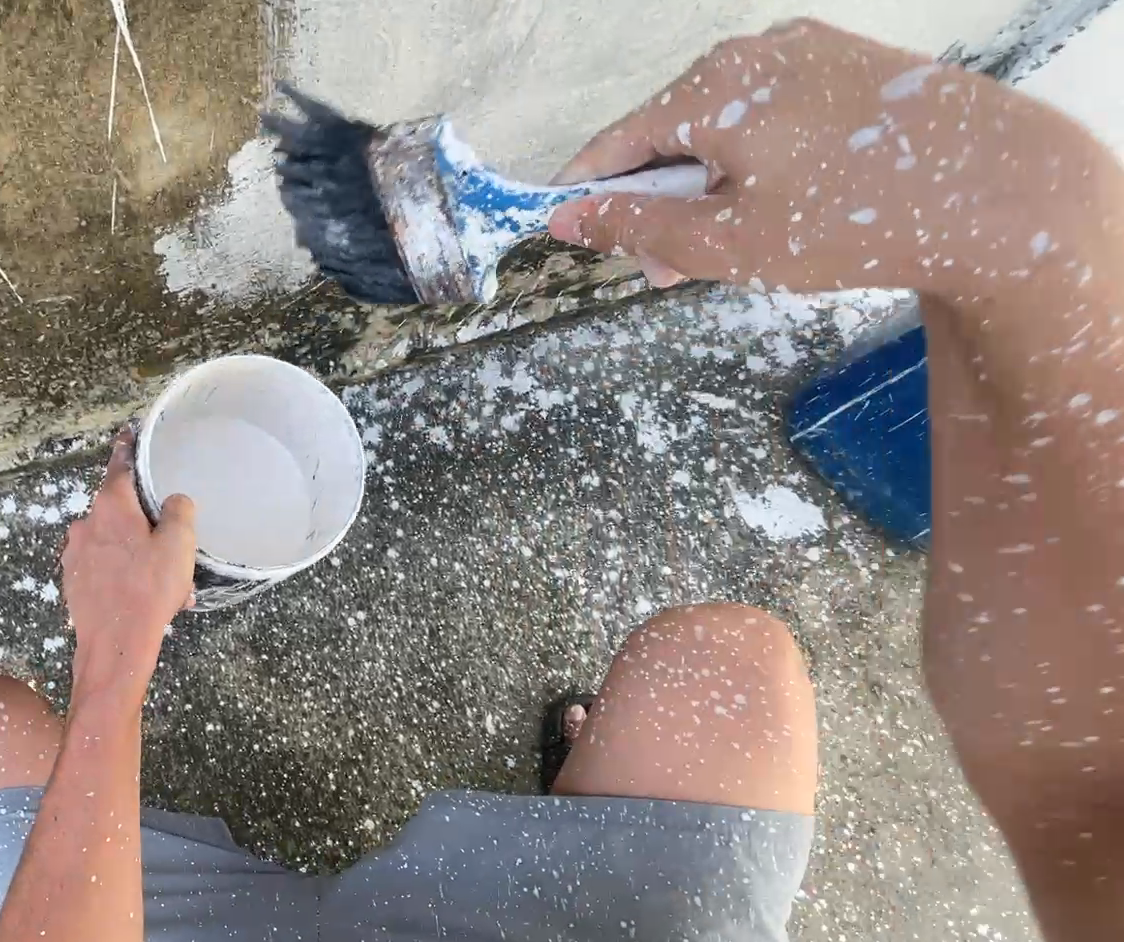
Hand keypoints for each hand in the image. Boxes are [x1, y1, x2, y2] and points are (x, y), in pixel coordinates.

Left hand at [60, 430, 196, 650]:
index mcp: (110, 506)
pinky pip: (102, 565)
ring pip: (112, 541)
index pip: (120, 465)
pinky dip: (121, 572)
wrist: (114, 644)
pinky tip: (141, 595)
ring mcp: (74, 553)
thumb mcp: (179, 545)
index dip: (127, 448)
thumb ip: (179, 512)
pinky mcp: (72, 579)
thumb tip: (173, 502)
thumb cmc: (149, 589)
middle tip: (169, 544)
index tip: (128, 433)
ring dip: (135, 552)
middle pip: (118, 509)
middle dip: (142, 522)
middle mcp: (86, 523)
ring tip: (162, 581)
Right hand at [545, 19, 1107, 297]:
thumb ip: (630, 226)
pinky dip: (740, 164)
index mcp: (713, 88)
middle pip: (662, 136)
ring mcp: (805, 50)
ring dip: (695, 191)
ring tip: (716, 248)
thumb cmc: (841, 225)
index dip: (581, 193)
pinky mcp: (844, 64)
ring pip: (710, 128)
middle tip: (663, 269)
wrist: (1001, 198)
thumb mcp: (716, 242)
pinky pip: (759, 116)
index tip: (563, 233)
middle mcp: (754, 51)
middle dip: (651, 204)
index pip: (612, 144)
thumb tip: (562, 218)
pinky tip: (762, 206)